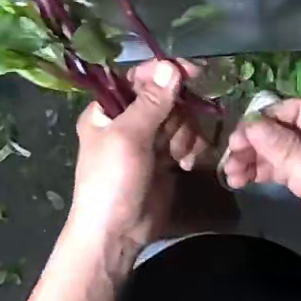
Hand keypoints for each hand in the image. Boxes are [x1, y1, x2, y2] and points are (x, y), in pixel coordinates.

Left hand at [60, 59, 207, 270]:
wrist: (117, 234)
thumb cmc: (112, 181)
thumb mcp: (128, 137)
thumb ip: (151, 102)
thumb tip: (171, 66)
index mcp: (107, 110)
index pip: (138, 78)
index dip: (164, 73)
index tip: (193, 72)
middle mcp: (127, 121)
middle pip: (165, 99)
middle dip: (178, 114)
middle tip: (176, 134)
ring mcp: (147, 141)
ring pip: (179, 120)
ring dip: (185, 135)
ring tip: (178, 156)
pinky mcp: (164, 160)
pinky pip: (185, 141)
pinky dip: (190, 149)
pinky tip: (186, 164)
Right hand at [220, 98, 300, 273]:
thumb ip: (285, 149)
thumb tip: (251, 124)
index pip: (294, 109)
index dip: (264, 118)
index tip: (238, 136)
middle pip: (283, 129)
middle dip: (255, 141)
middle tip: (229, 158)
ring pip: (279, 149)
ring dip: (254, 159)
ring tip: (230, 174)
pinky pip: (283, 168)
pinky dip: (263, 172)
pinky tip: (242, 181)